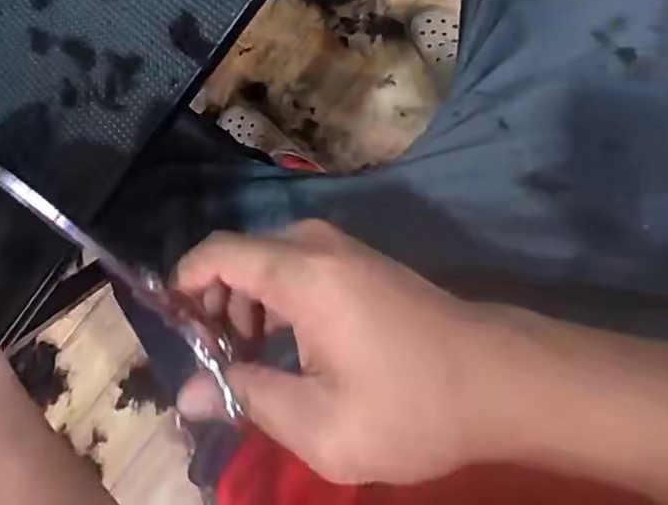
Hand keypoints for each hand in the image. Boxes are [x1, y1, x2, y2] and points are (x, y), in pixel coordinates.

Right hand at [171, 220, 503, 484]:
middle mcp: (314, 242)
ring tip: (253, 367)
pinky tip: (287, 350)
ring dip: (244, 308)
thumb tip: (189, 394)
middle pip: (237, 256)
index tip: (174, 331)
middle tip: (218, 366)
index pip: (216, 252)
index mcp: (300, 272)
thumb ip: (248, 398)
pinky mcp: (352, 258)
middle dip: (215, 307)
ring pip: (264, 261)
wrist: (493, 377)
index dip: (183, 285)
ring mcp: (337, 245)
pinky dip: (273, 301)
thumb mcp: (321, 424)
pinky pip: (292, 265)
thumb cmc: (408, 405)